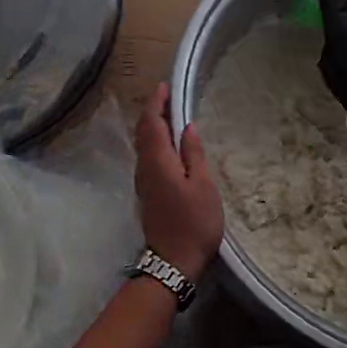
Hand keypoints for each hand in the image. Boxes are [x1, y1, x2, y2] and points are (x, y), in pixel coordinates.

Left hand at [133, 83, 222, 279]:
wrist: (174, 261)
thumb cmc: (194, 223)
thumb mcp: (203, 185)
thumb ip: (194, 154)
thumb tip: (187, 127)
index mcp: (158, 161)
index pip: (152, 123)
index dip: (156, 103)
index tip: (164, 86)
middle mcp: (145, 167)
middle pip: (143, 132)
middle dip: (152, 111)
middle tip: (167, 96)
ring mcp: (143, 181)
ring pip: (143, 144)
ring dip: (152, 126)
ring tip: (168, 114)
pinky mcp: (147, 192)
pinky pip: (146, 156)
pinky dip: (154, 142)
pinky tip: (167, 144)